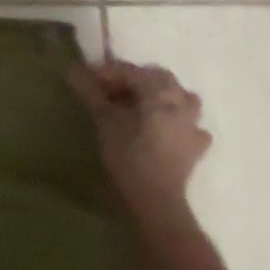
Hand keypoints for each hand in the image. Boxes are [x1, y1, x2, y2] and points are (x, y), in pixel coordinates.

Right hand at [70, 60, 211, 206]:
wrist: (156, 198)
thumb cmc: (128, 156)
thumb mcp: (105, 123)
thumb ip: (91, 94)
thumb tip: (72, 70)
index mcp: (160, 91)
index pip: (131, 71)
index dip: (107, 72)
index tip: (86, 78)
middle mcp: (182, 101)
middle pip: (157, 80)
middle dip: (133, 81)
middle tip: (109, 92)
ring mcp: (194, 124)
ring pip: (180, 98)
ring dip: (161, 97)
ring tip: (141, 107)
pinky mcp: (197, 146)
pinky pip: (189, 126)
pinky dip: (176, 123)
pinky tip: (165, 132)